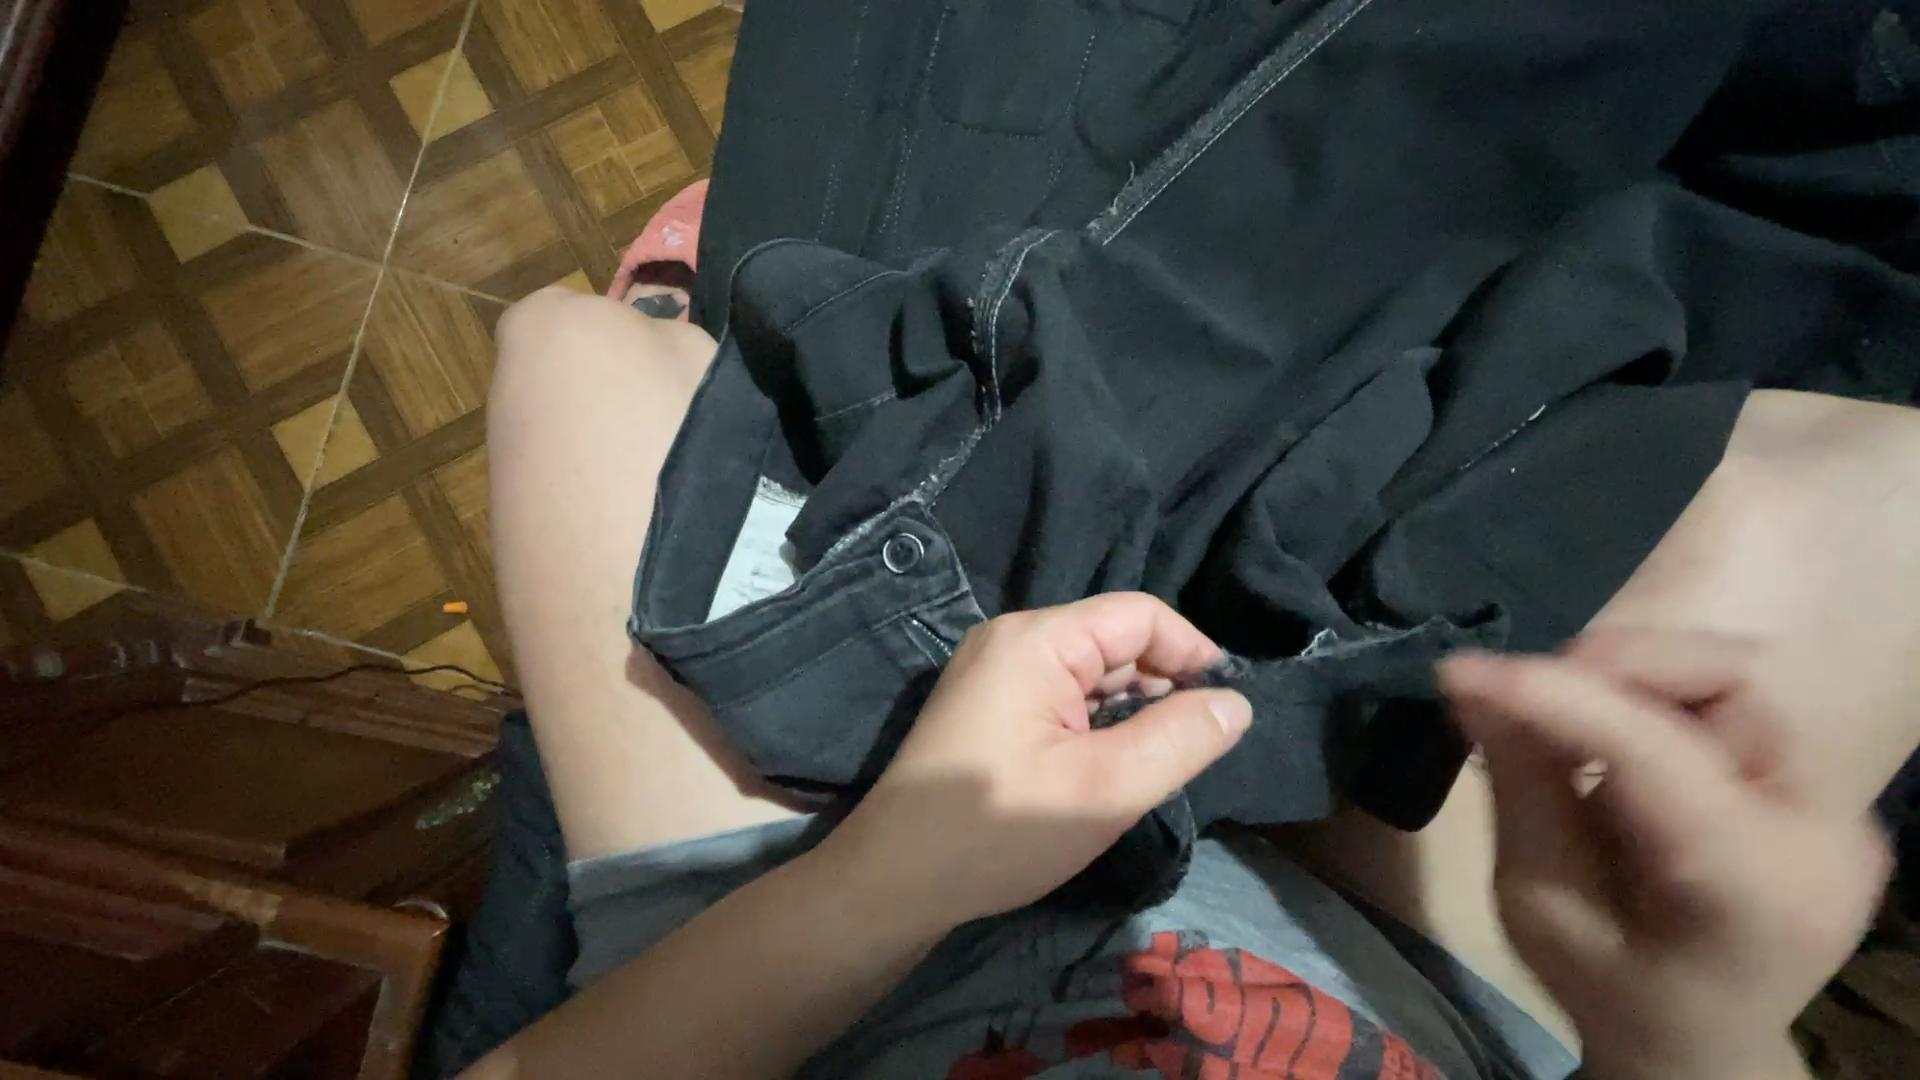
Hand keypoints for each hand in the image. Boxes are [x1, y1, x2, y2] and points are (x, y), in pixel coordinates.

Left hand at [813, 593, 1251, 933]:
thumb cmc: (1002, 830)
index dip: (1191, 652)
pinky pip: (1058, 693)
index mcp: (1035, 639)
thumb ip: (1180, 739)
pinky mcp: (985, 702)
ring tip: (1148, 763)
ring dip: (1127, 708)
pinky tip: (1103, 765)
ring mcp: (992, 670)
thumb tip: (1234, 702)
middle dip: (1160, 685)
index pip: (1138, 615)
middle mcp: (1011, 639)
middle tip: (1188, 750)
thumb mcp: (1107, 789)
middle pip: (1111, 640)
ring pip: (1087, 670)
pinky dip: (1093, 720)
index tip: (1225, 708)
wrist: (896, 877)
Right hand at [1440, 631, 1889, 1079]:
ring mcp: (1822, 800)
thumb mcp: (1539, 899)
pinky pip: (1712, 696)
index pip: (1651, 751)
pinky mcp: (1798, 781)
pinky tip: (1587, 725)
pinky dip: (1634, 690)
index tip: (1455, 671)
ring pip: (1720, 674)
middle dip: (1605, 668)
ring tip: (1550, 711)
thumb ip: (1519, 787)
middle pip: (1724, 683)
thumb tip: (1471, 687)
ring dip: (1619, 675)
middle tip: (1519, 692)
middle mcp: (1818, 827)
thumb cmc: (1606, 984)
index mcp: (1748, 884)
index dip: (1548, 694)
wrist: (1696, 1036)